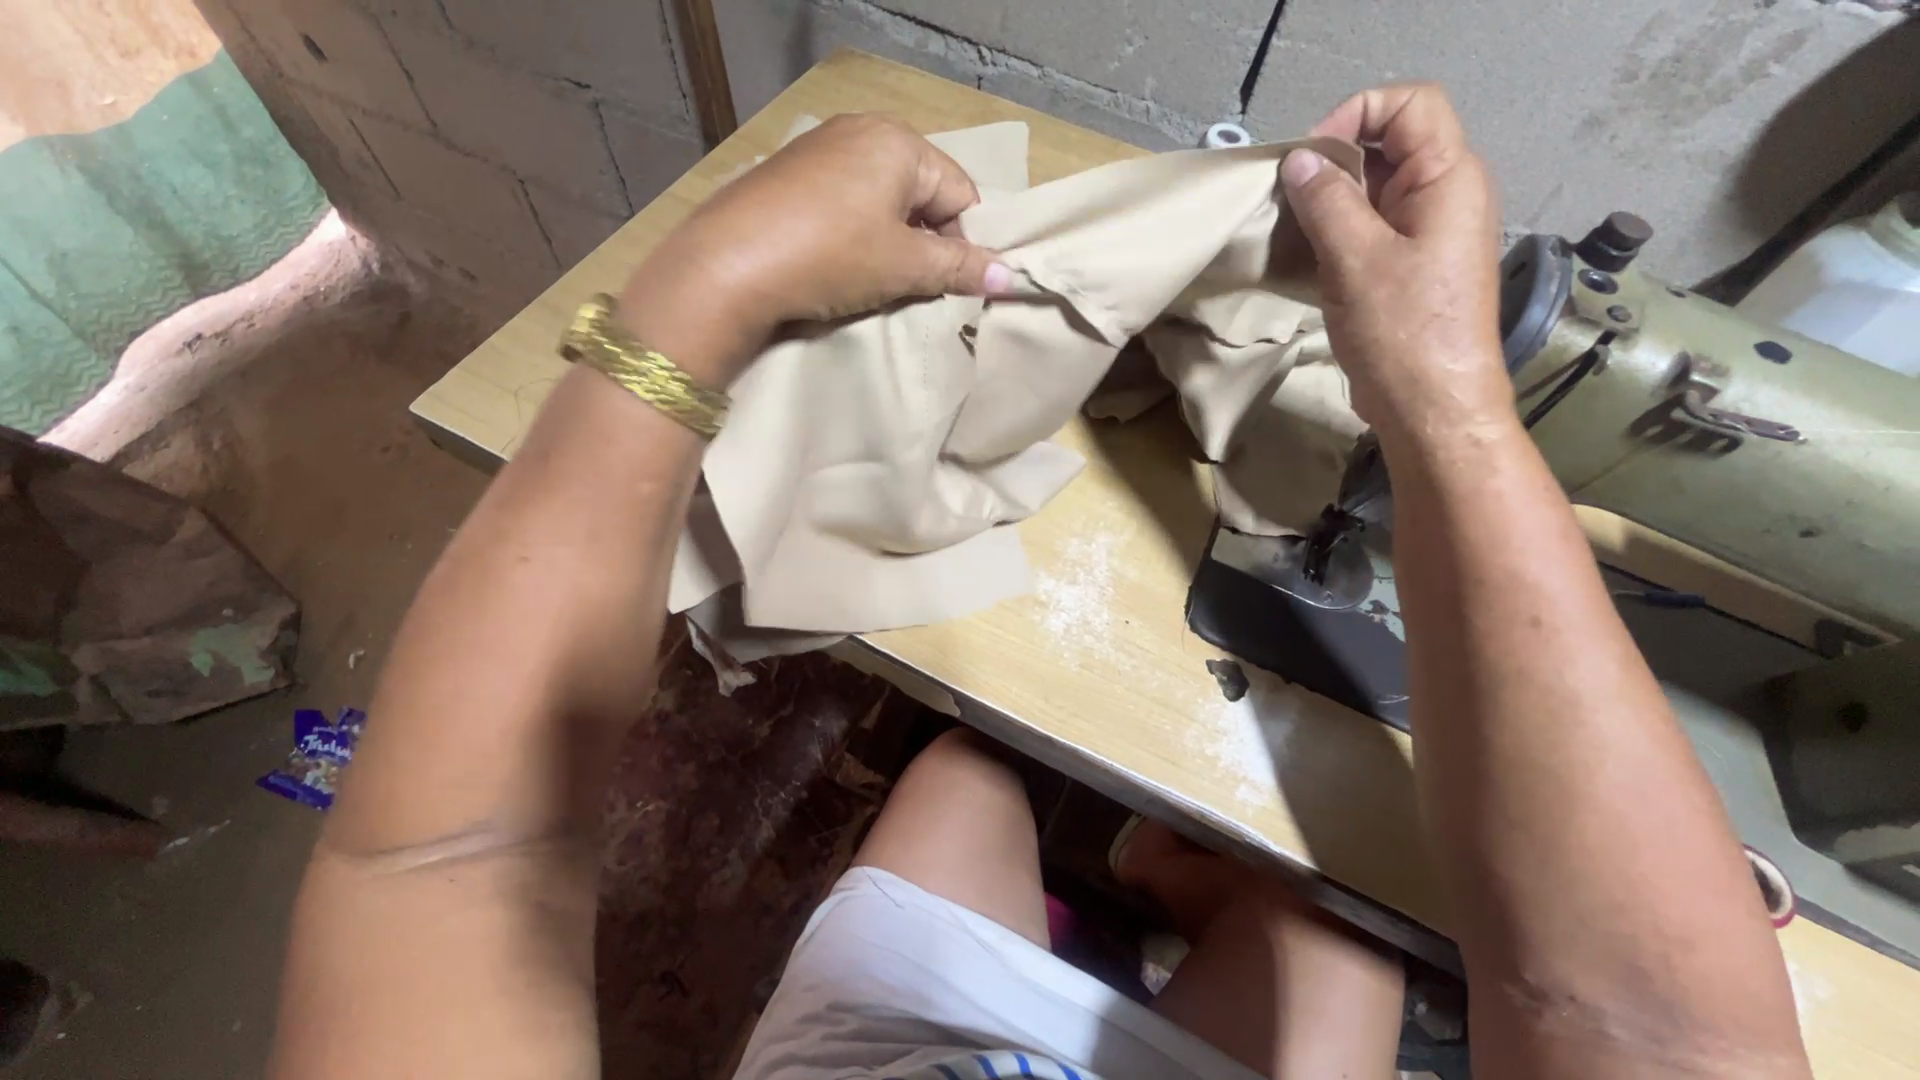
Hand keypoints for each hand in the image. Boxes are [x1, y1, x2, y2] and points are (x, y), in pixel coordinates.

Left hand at [619, 114, 1009, 386]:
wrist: (729, 266)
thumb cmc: (832, 256)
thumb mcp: (904, 266)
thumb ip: (960, 267)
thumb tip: (1012, 277)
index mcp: (898, 141)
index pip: (960, 193)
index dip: (965, 242)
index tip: (950, 283)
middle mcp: (860, 131)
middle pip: (921, 194)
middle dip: (925, 243)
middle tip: (912, 286)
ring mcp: (819, 151)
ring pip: (881, 203)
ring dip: (890, 244)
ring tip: (872, 281)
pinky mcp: (788, 178)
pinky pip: (843, 205)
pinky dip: (853, 237)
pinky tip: (836, 267)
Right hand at [1279, 84, 1510, 444]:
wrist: (1432, 407)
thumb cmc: (1402, 331)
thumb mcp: (1355, 259)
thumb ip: (1326, 200)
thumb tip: (1298, 160)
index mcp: (1448, 178)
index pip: (1410, 105)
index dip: (1355, 113)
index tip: (1308, 157)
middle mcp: (1446, 196)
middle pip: (1390, 144)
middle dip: (1333, 160)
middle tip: (1288, 197)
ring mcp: (1429, 234)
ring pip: (1375, 190)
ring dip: (1329, 201)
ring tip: (1290, 229)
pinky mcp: (1410, 268)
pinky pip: (1372, 229)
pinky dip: (1336, 233)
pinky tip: (1306, 258)